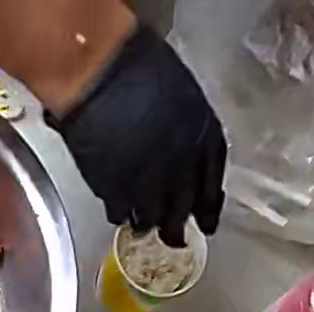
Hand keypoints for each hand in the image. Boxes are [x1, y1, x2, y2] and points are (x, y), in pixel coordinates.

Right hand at [48, 25, 226, 246]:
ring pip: (153, 220)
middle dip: (177, 228)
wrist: (101, 74)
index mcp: (201, 136)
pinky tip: (119, 210)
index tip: (207, 224)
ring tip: (143, 224)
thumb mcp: (182, 97)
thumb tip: (184, 161)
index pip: (212, 185)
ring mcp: (148, 182)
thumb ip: (186, 132)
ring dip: (148, 224)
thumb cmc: (139, 70)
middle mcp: (180, 165)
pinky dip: (121, 216)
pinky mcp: (116, 192)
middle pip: (182, 210)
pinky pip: (121, 215)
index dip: (209, 208)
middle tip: (173, 239)